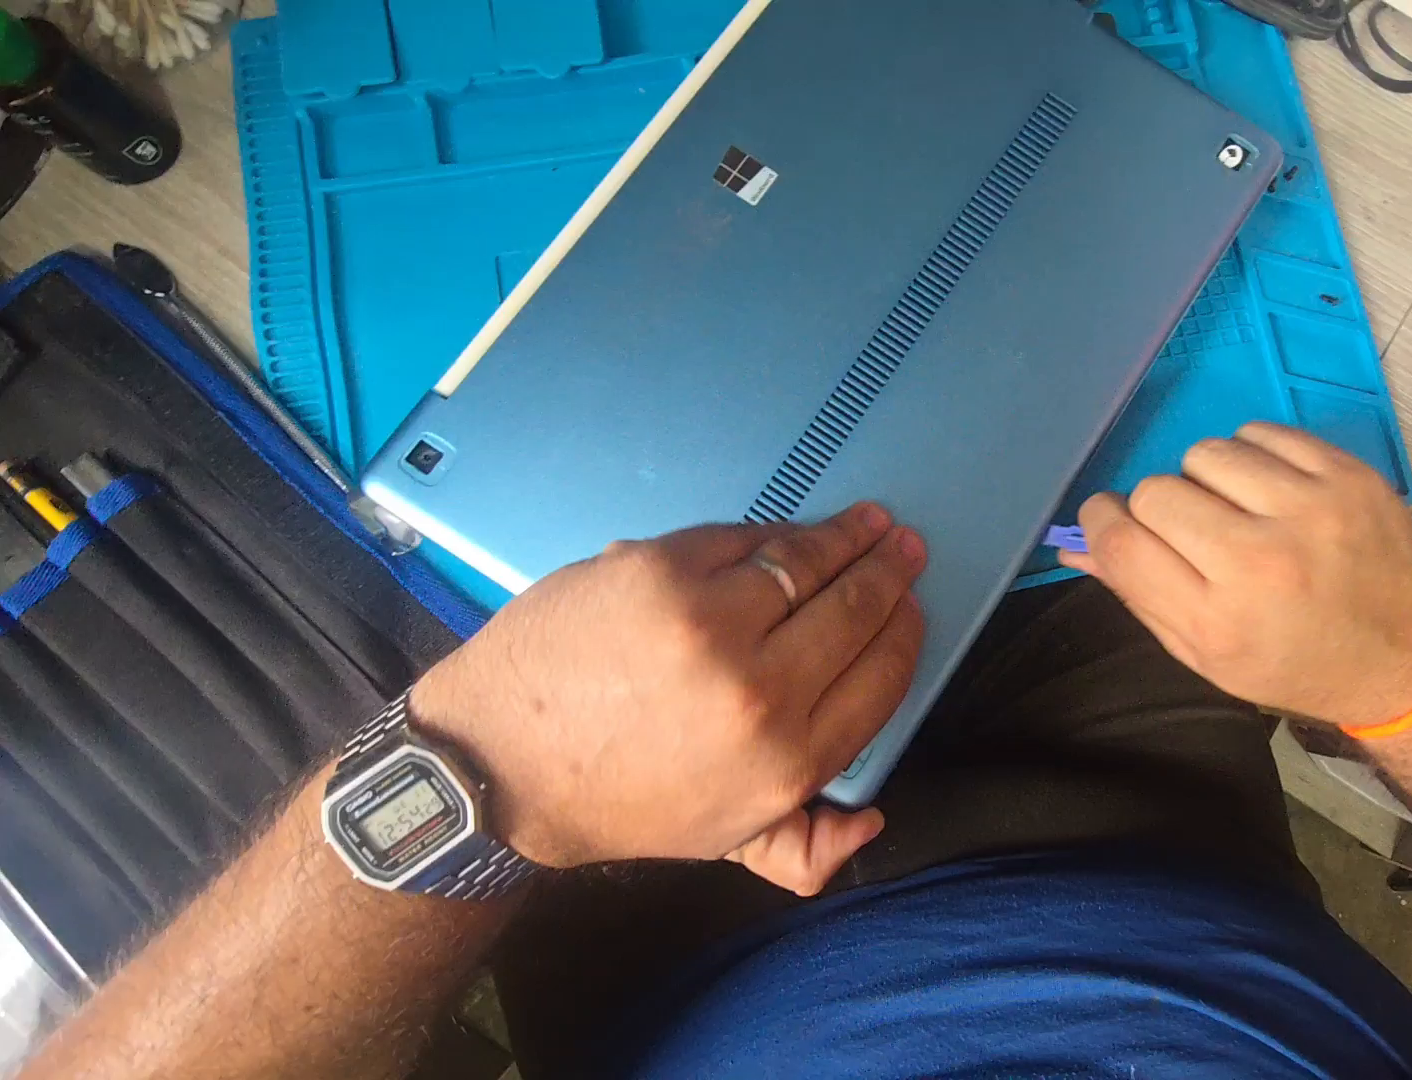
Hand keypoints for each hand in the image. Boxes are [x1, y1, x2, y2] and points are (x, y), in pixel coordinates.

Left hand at [408, 503, 926, 894]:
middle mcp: (762, 689)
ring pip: (807, 561)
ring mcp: (710, 621)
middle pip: (855, 609)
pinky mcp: (662, 568)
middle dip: (891, 572)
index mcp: (787, 759)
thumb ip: (805, 848)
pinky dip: (780, 533)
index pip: (881, 675)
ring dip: (850, 536)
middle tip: (907, 548)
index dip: (904, 633)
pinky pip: (746, 539)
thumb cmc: (624, 800)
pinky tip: (798, 531)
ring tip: (872, 522)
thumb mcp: (721, 845)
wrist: (500, 763)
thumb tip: (873, 822)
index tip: (911, 608)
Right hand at [1061, 423, 1411, 728]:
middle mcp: (1259, 561)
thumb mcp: (1205, 655)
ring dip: (1203, 479)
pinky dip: (1250, 456)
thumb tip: (1075, 546)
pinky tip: (1270, 489)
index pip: (1120, 542)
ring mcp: (1309, 510)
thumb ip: (1138, 594)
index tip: (1111, 521)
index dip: (1101, 523)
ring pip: (1203, 453)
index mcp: (1216, 619)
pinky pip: (1258, 432)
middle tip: (1190, 533)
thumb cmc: (1294, 665)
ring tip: (1234, 509)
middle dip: (1156, 509)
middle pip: (1155, 492)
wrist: (1411, 661)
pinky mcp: (1347, 475)